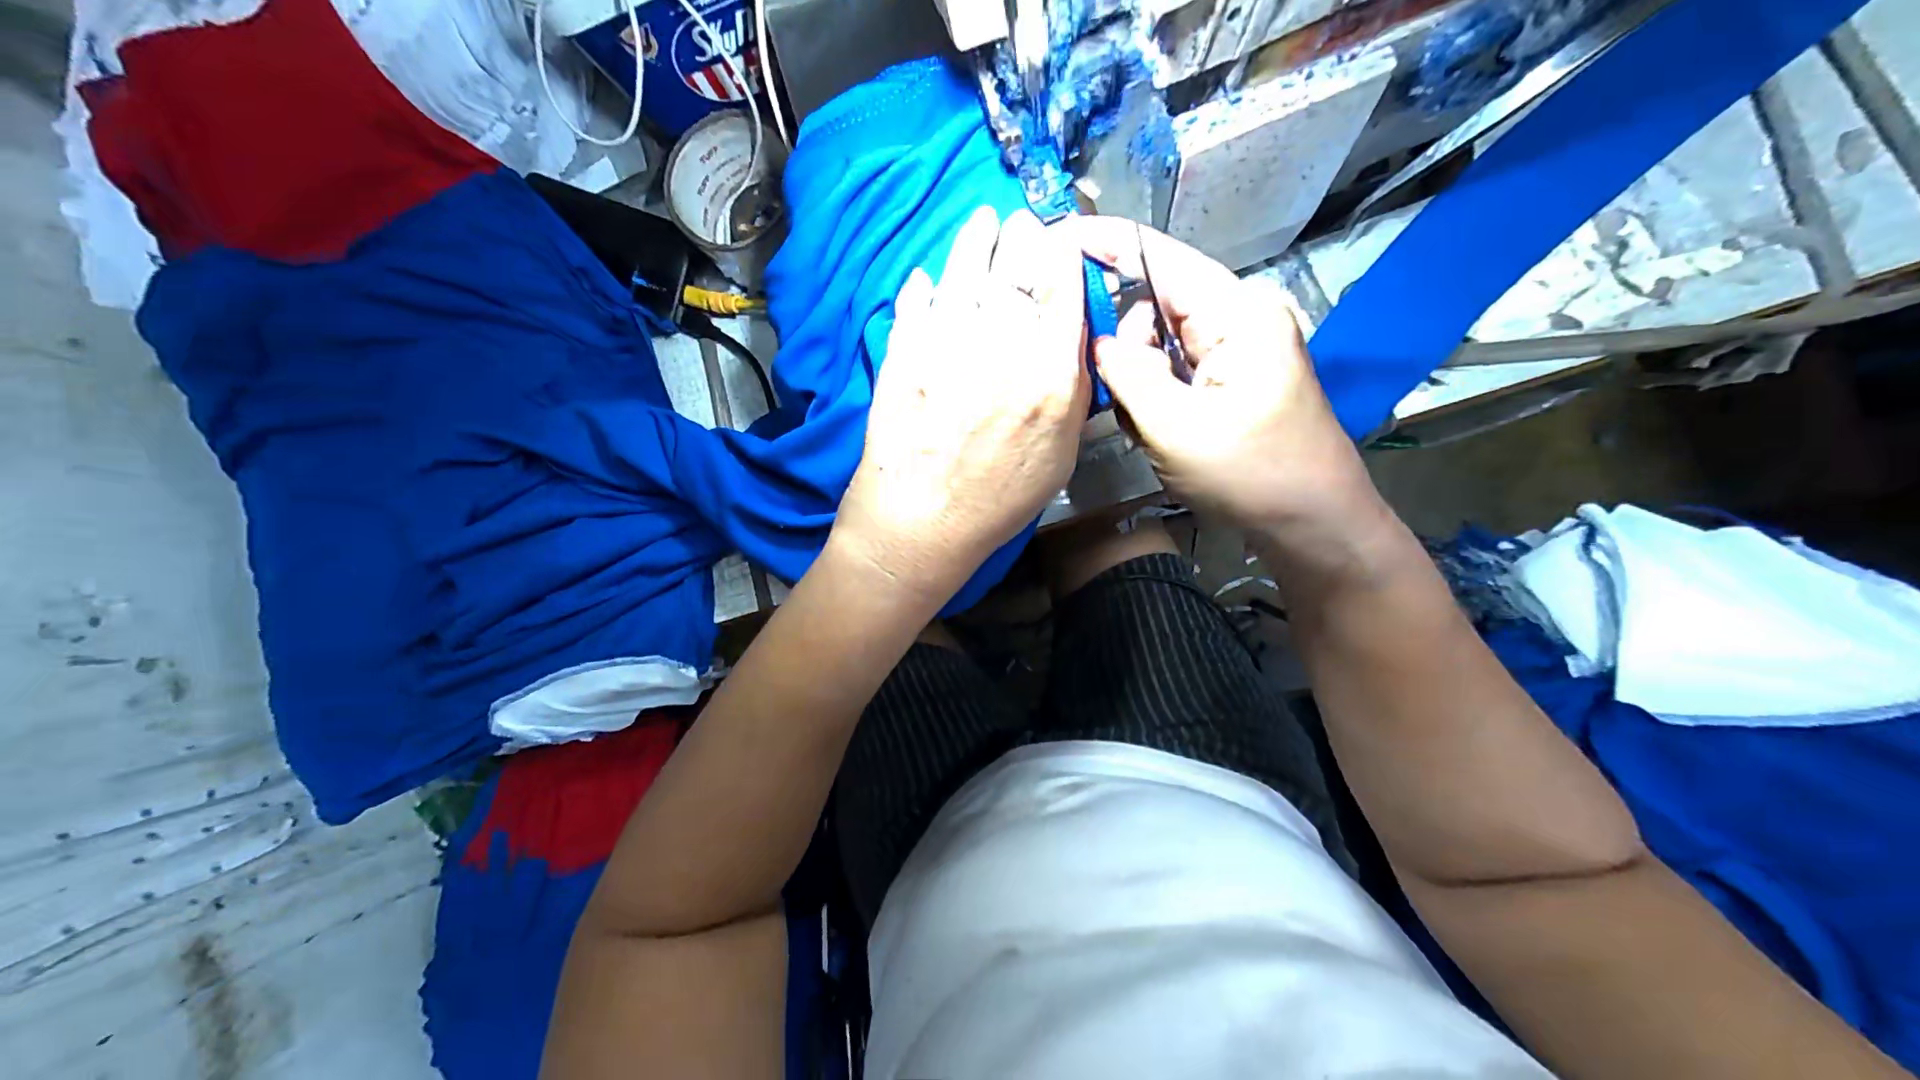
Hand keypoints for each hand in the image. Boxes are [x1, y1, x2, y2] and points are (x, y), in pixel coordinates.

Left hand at [831, 206, 1089, 599]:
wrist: (921, 523)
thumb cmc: (997, 502)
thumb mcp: (1059, 457)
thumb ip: (1071, 395)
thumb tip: (1069, 349)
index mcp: (1048, 368)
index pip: (1062, 286)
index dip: (1062, 253)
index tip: (1061, 238)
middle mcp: (1001, 341)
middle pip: (1015, 267)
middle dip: (1022, 237)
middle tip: (1022, 224)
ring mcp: (946, 340)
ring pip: (965, 271)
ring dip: (975, 240)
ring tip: (982, 220)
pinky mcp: (903, 350)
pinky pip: (915, 302)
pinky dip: (922, 286)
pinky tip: (926, 277)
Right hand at [1064, 217, 1379, 539]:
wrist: (1314, 525)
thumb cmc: (1253, 476)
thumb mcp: (1177, 427)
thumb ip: (1129, 374)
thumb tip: (1099, 342)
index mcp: (1236, 314)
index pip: (1161, 258)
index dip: (1107, 243)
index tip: (1056, 237)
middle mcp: (1239, 319)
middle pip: (1155, 305)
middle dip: (1126, 346)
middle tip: (1118, 397)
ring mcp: (1239, 350)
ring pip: (1161, 344)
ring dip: (1140, 380)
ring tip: (1149, 428)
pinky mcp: (1233, 379)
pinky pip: (1176, 370)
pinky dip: (1156, 396)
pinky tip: (1161, 431)